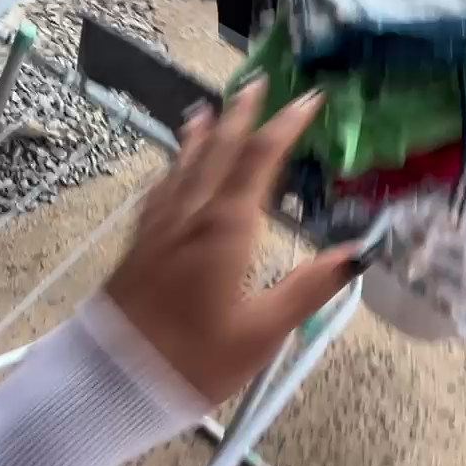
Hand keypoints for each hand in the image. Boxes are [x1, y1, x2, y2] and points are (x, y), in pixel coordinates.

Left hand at [105, 78, 359, 403]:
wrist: (108, 383)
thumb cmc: (192, 361)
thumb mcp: (261, 332)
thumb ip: (309, 287)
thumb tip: (357, 253)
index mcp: (226, 229)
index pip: (259, 161)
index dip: (285, 126)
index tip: (307, 99)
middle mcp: (191, 215)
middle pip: (218, 151)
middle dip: (241, 114)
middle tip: (257, 82)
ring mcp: (159, 227)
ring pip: (183, 166)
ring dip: (201, 134)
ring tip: (208, 109)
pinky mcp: (139, 244)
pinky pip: (160, 191)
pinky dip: (171, 168)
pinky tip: (170, 168)